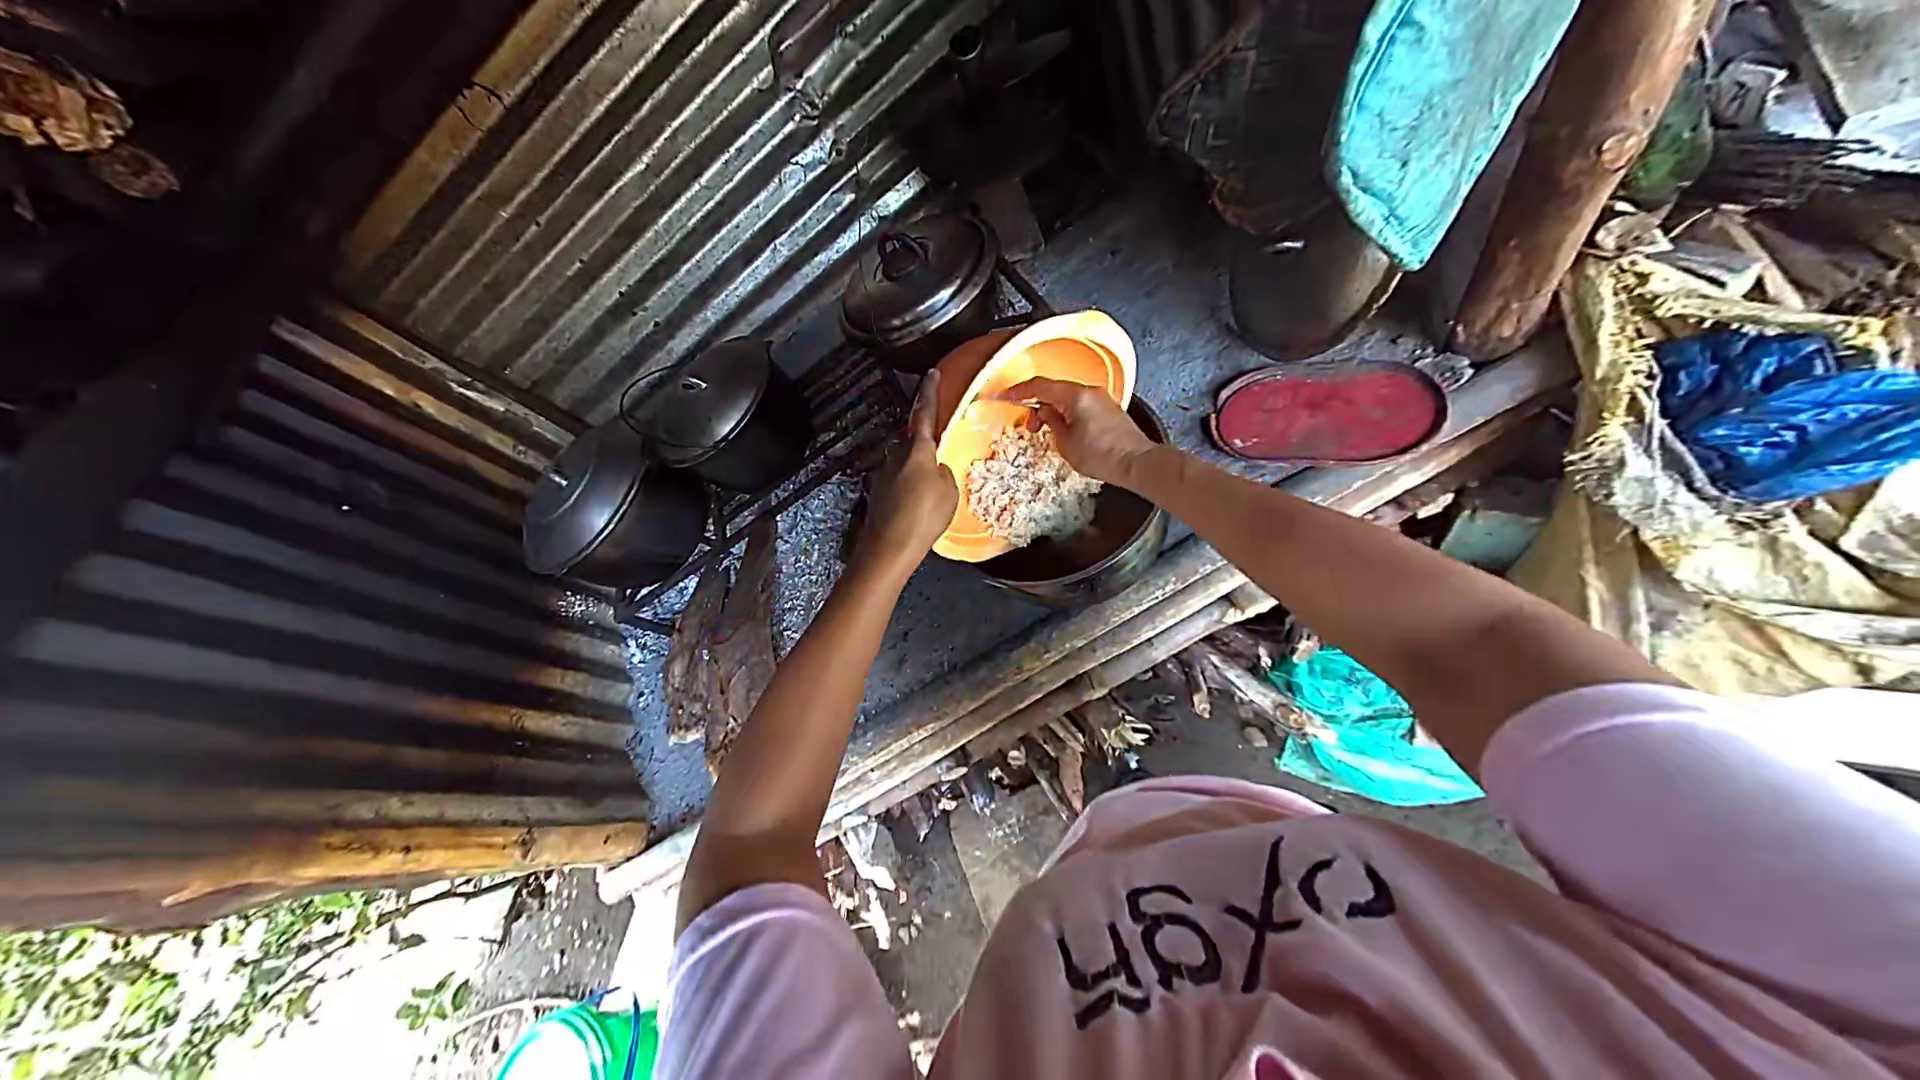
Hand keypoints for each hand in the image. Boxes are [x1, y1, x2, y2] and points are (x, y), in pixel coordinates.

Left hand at [857, 370, 958, 573]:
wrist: (889, 547)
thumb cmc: (923, 517)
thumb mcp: (948, 491)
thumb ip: (943, 472)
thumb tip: (935, 469)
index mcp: (917, 449)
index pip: (924, 412)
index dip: (930, 391)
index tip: (932, 373)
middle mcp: (896, 455)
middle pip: (914, 439)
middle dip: (926, 445)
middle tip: (941, 457)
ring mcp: (885, 472)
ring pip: (906, 462)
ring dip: (918, 470)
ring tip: (932, 493)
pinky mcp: (879, 490)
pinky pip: (900, 480)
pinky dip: (910, 487)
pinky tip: (919, 507)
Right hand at [994, 377, 1157, 485]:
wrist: (1137, 463)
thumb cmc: (1102, 456)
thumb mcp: (1065, 443)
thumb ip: (1051, 423)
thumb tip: (1045, 414)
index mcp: (1075, 395)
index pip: (1039, 386)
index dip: (1018, 391)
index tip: (1003, 396)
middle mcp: (1089, 391)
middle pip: (1053, 389)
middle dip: (1036, 404)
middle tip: (1029, 426)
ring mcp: (1100, 398)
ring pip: (1067, 397)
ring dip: (1051, 409)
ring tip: (1046, 431)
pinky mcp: (1107, 409)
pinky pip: (1079, 404)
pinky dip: (1066, 412)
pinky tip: (1063, 429)